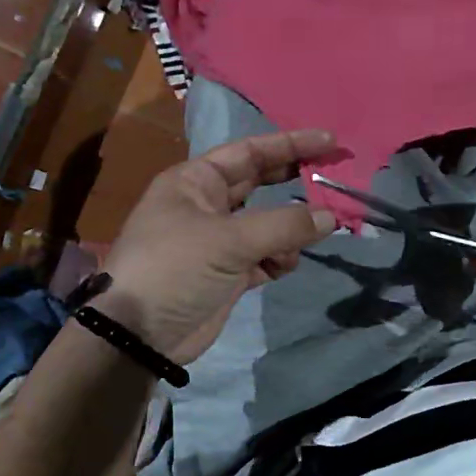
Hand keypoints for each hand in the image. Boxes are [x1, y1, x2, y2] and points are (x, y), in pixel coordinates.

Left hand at [95, 130, 337, 363]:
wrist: (140, 334)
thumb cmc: (175, 269)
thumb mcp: (228, 241)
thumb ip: (284, 225)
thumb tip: (330, 217)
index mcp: (195, 183)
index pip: (250, 152)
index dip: (290, 144)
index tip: (329, 140)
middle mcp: (208, 205)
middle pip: (262, 184)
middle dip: (295, 183)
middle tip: (334, 181)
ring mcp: (219, 240)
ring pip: (269, 224)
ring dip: (289, 233)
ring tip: (296, 246)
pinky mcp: (229, 272)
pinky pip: (266, 256)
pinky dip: (279, 260)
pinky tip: (279, 269)